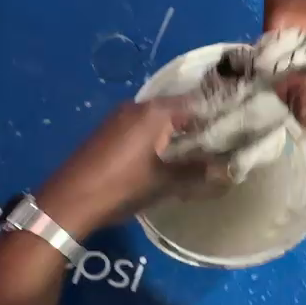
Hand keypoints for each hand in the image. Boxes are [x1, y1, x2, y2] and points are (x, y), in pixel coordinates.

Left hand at [37, 100, 224, 234]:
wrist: (67, 202)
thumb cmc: (120, 187)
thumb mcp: (164, 183)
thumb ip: (198, 173)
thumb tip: (230, 171)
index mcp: (155, 112)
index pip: (197, 102)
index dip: (219, 113)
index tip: (238, 125)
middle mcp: (138, 107)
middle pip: (178, 109)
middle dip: (199, 124)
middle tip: (223, 142)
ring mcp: (119, 118)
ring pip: (159, 119)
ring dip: (178, 132)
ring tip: (200, 152)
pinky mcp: (108, 133)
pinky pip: (143, 128)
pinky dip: (159, 138)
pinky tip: (168, 157)